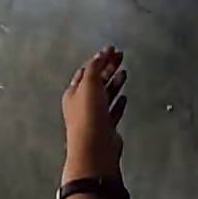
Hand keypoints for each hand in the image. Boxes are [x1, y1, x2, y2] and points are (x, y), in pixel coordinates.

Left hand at [62, 47, 127, 181]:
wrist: (95, 149)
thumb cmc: (88, 114)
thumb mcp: (89, 83)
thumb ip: (96, 67)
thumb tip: (101, 54)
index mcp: (73, 93)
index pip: (87, 70)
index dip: (99, 58)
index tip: (111, 49)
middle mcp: (82, 104)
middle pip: (97, 81)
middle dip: (108, 68)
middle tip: (120, 57)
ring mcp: (94, 117)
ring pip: (105, 95)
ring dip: (114, 82)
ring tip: (124, 72)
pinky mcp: (106, 128)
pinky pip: (113, 111)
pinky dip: (118, 102)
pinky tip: (123, 96)